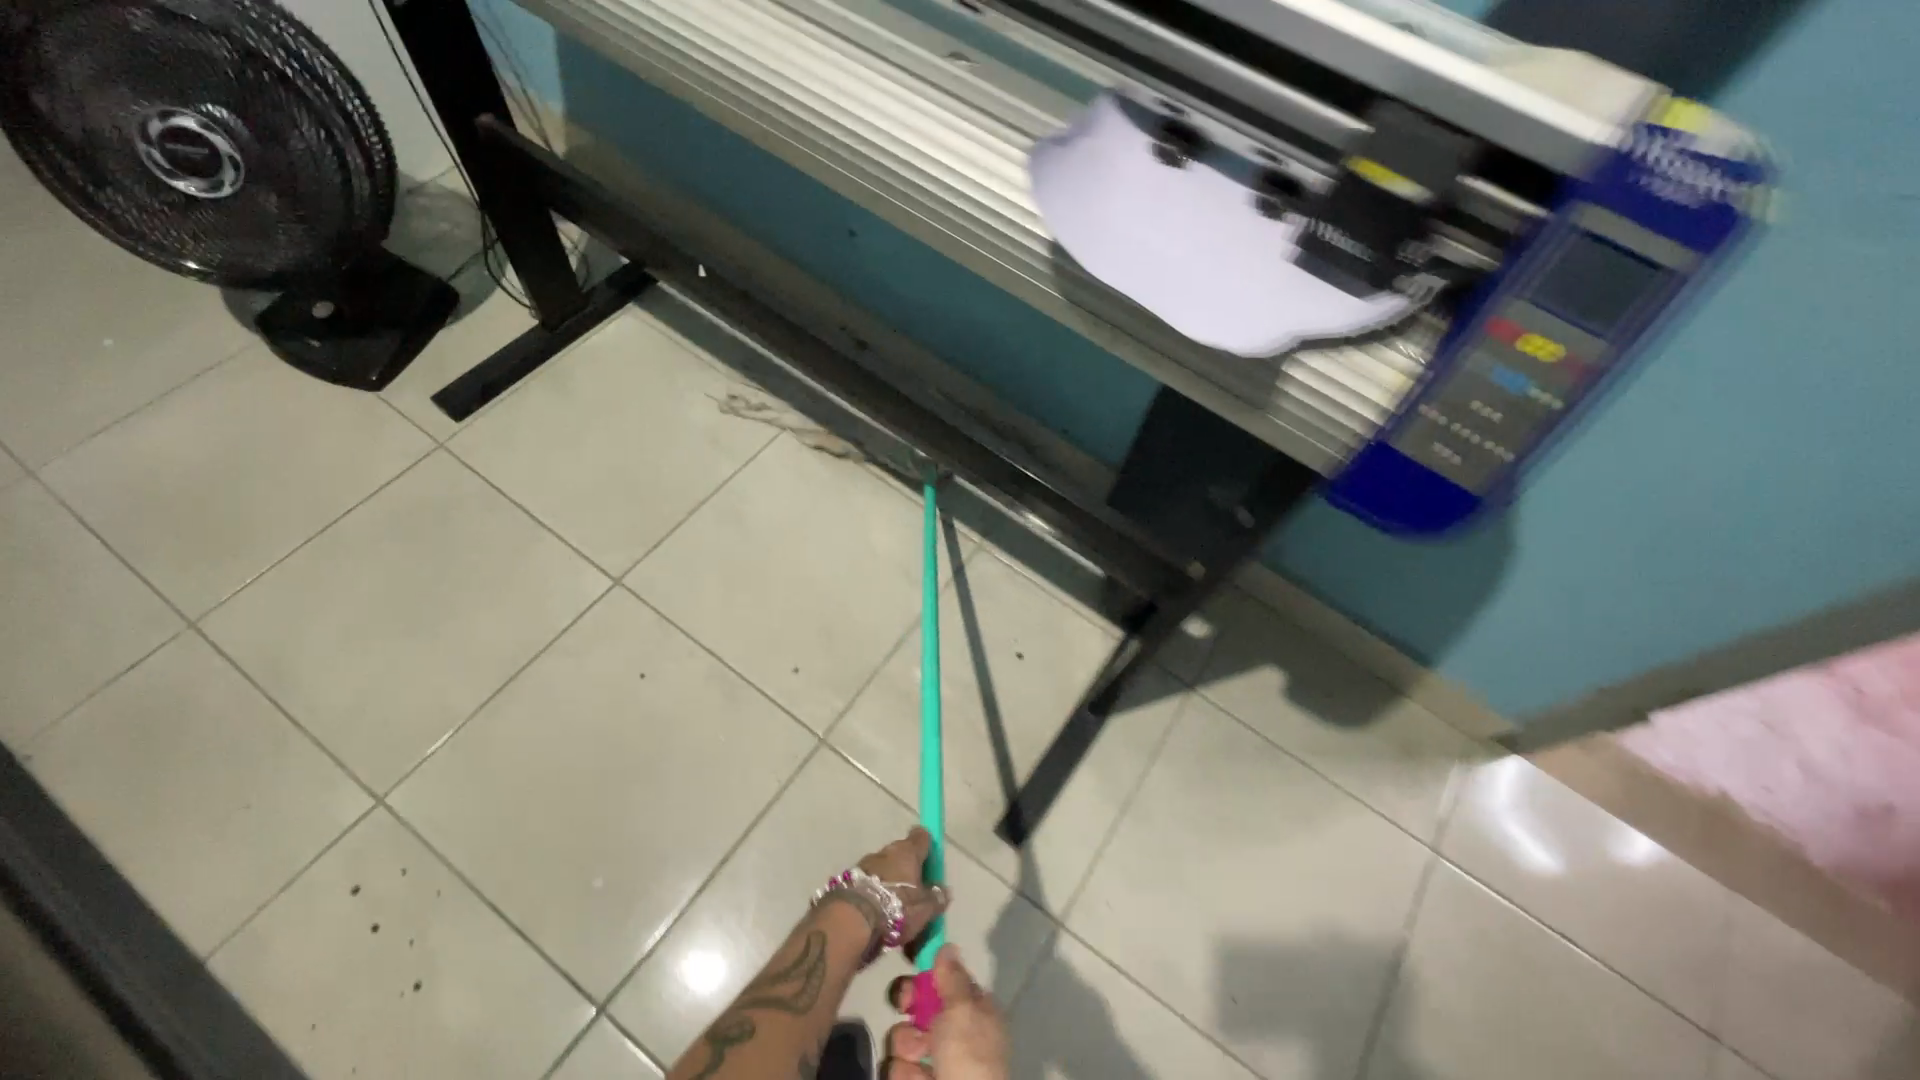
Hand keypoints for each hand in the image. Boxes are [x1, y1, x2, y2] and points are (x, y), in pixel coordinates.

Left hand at [857, 827, 947, 943]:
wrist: (850, 920)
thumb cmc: (895, 907)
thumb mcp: (925, 909)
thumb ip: (936, 898)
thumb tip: (943, 890)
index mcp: (907, 852)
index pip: (921, 837)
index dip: (927, 845)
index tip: (930, 858)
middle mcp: (886, 852)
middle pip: (901, 855)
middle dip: (908, 871)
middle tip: (915, 894)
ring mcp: (864, 865)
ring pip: (884, 870)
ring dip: (890, 884)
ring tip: (896, 912)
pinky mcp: (848, 881)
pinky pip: (869, 884)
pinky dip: (875, 895)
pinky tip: (878, 917)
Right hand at [884, 946, 1009, 1079]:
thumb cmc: (968, 1057)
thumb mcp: (963, 1009)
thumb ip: (951, 977)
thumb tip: (948, 945)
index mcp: (975, 1012)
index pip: (946, 982)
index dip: (927, 976)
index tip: (912, 972)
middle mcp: (955, 1035)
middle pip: (919, 1007)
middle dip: (908, 1010)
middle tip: (905, 1008)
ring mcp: (935, 1064)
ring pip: (903, 1038)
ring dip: (906, 1046)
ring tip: (918, 1062)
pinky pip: (897, 1068)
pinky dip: (904, 1074)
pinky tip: (914, 1079)